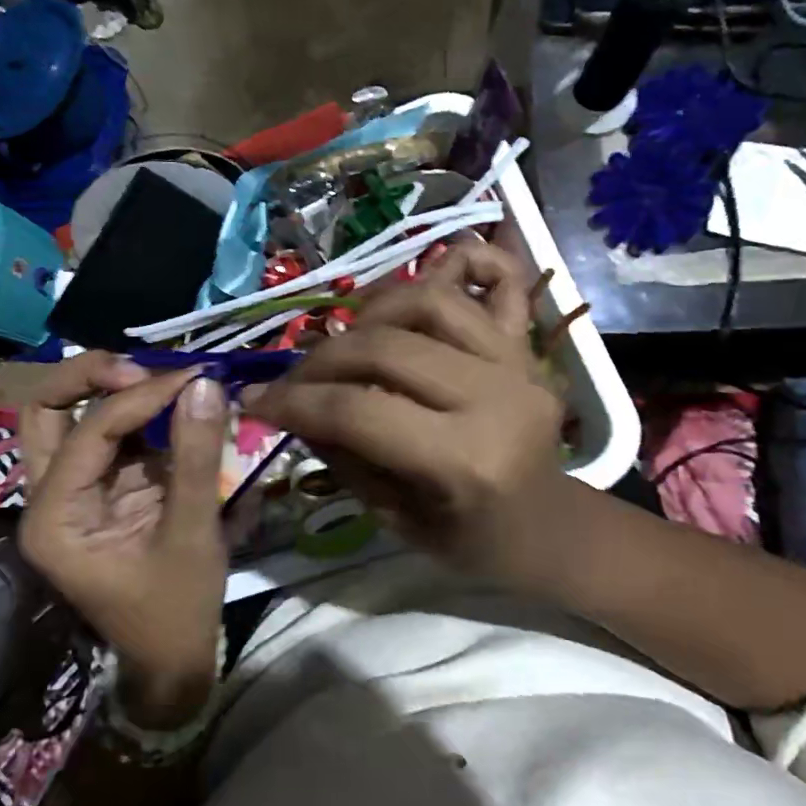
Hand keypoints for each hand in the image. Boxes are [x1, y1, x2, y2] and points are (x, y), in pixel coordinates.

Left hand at [17, 353, 229, 728]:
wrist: (172, 663)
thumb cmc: (176, 610)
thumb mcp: (192, 534)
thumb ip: (198, 457)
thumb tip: (206, 382)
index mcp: (55, 519)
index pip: (89, 431)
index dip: (141, 397)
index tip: (196, 377)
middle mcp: (50, 500)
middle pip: (47, 413)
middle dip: (90, 378)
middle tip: (146, 367)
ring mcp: (76, 496)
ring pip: (72, 420)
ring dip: (114, 393)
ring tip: (167, 379)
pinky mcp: (104, 495)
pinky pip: (113, 440)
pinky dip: (143, 418)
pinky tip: (178, 407)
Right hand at [241, 243, 568, 580]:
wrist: (550, 528)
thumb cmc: (474, 542)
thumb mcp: (397, 519)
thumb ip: (345, 455)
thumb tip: (293, 403)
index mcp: (467, 461)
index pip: (360, 410)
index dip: (296, 401)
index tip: (255, 400)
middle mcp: (497, 399)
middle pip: (388, 348)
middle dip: (323, 359)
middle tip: (294, 379)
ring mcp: (520, 364)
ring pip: (430, 301)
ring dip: (372, 311)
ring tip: (347, 338)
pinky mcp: (529, 348)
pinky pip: (501, 283)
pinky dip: (464, 263)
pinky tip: (431, 271)